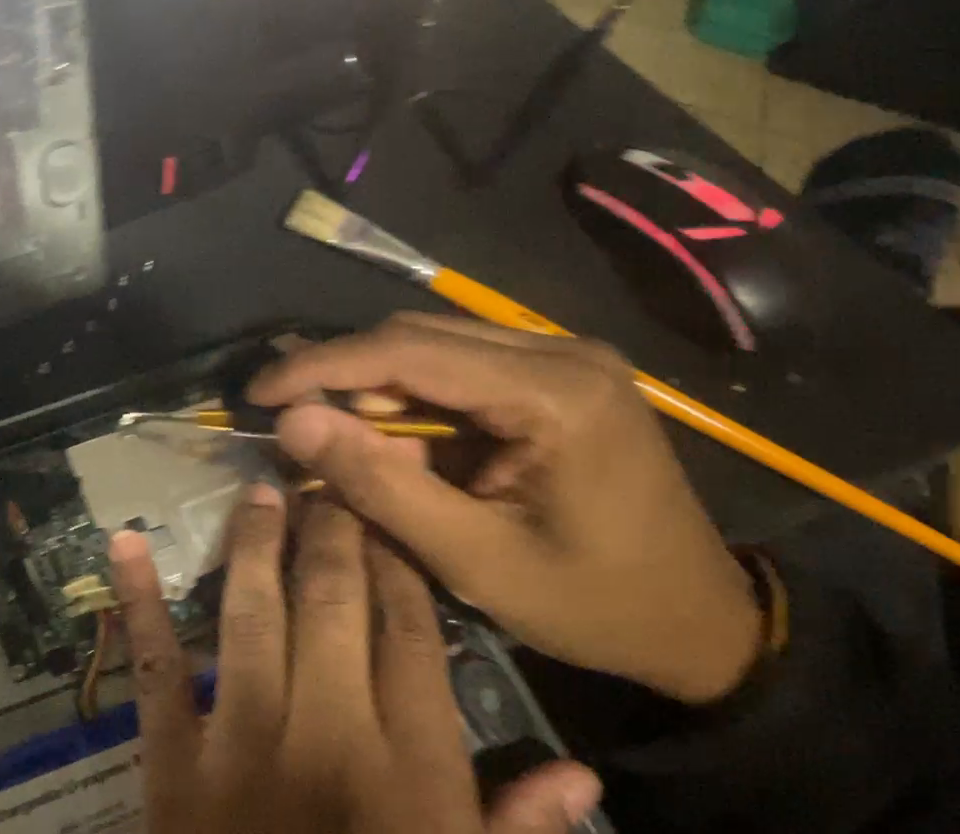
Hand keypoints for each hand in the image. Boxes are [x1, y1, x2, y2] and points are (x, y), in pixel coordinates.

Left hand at [107, 484, 602, 833]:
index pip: (412, 637)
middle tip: (326, 478)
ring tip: (262, 492)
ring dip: (256, 546)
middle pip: (335, 607)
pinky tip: (124, 541)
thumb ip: (517, 832)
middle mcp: (329, 734)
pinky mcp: (173, 757)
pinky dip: (137, 599)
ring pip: (252, 615)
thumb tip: (579, 775)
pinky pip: (156, 665)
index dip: (398, 566)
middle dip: (333, 535)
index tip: (385, 514)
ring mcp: (243, 738)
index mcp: (411, 772)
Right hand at [248, 313, 764, 704]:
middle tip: (293, 425)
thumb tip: (291, 421)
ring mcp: (565, 356)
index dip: (319, 366)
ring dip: (374, 385)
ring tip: (341, 438)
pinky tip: (397, 435)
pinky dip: (411, 394)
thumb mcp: (474, 559)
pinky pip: (458, 362)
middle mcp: (562, 352)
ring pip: (431, 342)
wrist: (702, 624)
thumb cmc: (593, 603)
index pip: (405, 351)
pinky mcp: (560, 372)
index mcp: (553, 393)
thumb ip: (379, 484)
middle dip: (342, 375)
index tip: (257, 394)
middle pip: (414, 335)